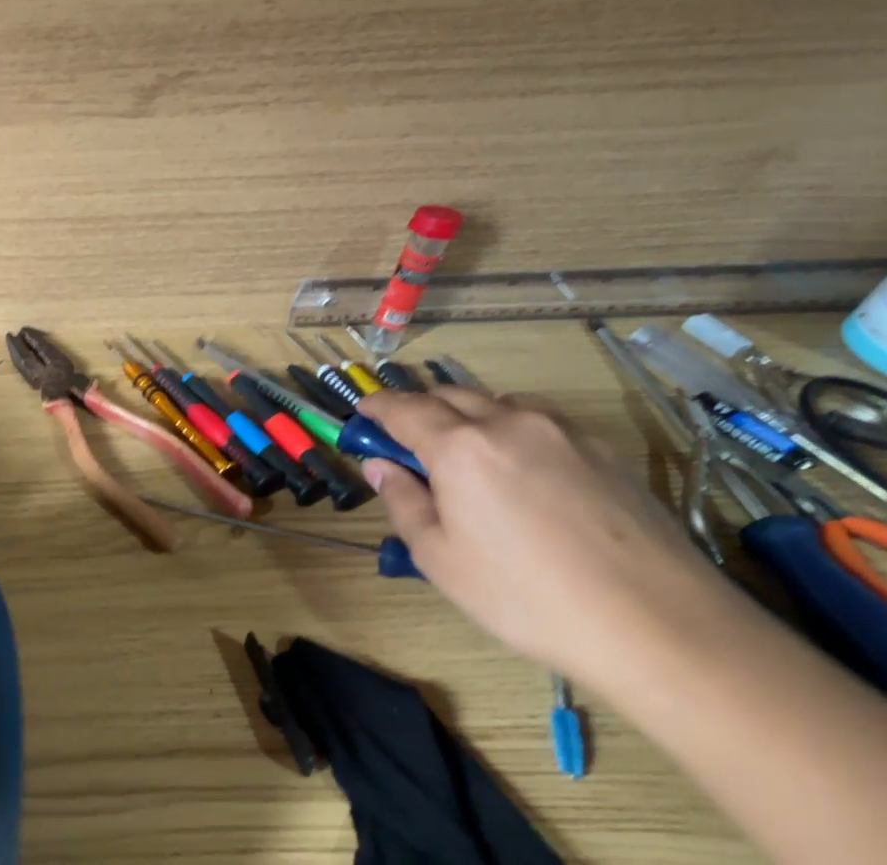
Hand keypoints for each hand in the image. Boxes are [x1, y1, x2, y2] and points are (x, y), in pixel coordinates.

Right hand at [357, 387, 729, 679]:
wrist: (658, 624)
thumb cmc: (526, 597)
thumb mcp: (439, 559)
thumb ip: (404, 503)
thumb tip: (382, 466)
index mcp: (460, 447)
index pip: (403, 409)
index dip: (377, 408)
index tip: (362, 414)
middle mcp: (510, 424)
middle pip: (451, 395)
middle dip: (421, 408)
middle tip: (407, 439)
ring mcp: (566, 434)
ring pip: (502, 405)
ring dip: (472, 416)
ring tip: (467, 454)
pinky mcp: (607, 454)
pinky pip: (545, 426)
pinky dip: (516, 434)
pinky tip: (524, 475)